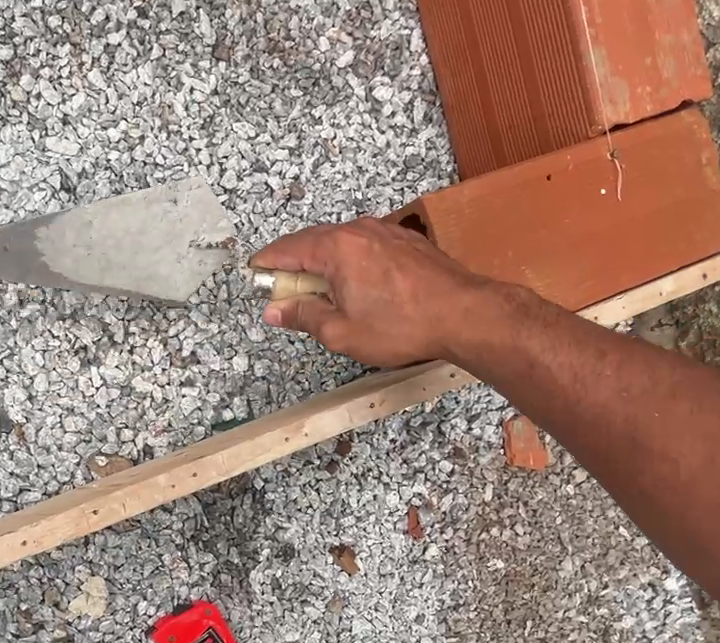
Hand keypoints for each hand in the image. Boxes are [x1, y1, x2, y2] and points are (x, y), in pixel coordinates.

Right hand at [252, 217, 526, 367]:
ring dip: (321, 266)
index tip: (254, 276)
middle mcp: (360, 231)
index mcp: (338, 249)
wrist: (465, 315)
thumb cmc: (405, 325)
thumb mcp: (340, 332)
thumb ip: (303, 316)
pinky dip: (347, 264)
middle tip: (282, 295)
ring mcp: (385, 233)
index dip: (266, 264)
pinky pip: (363, 247)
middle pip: (311, 243)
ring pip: (339, 244)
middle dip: (292, 267)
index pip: (287, 249)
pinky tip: (350, 289)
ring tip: (317, 297)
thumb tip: (276, 310)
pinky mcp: (405, 242)